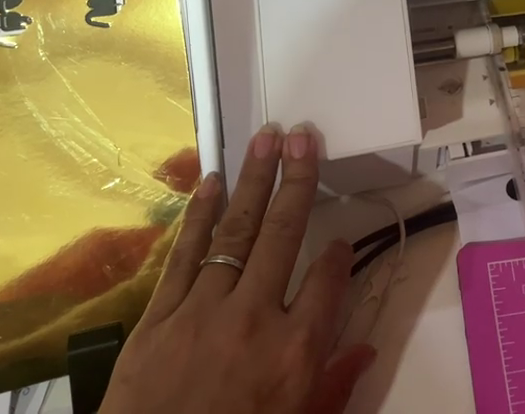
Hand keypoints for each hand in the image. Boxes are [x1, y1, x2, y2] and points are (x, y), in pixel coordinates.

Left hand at [101, 124, 375, 413]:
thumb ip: (334, 387)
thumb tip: (366, 348)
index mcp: (295, 351)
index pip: (329, 279)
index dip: (338, 254)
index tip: (338, 239)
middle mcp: (255, 318)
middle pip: (282, 235)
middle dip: (296, 181)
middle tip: (302, 136)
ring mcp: (203, 312)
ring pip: (235, 232)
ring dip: (253, 181)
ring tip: (265, 138)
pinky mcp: (157, 319)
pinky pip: (184, 256)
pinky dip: (200, 216)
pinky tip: (212, 182)